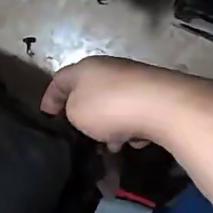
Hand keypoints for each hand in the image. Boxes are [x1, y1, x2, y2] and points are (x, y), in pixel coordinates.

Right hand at [40, 55, 212, 150]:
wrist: (165, 106)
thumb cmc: (109, 108)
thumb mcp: (75, 114)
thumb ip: (71, 112)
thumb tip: (84, 114)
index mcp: (83, 68)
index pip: (58, 80)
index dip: (50, 98)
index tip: (47, 116)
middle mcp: (109, 68)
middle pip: (89, 91)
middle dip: (84, 114)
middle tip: (82, 134)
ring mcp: (135, 79)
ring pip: (114, 103)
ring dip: (110, 123)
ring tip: (113, 144)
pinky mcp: (158, 92)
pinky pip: (136, 110)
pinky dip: (132, 124)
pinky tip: (137, 140)